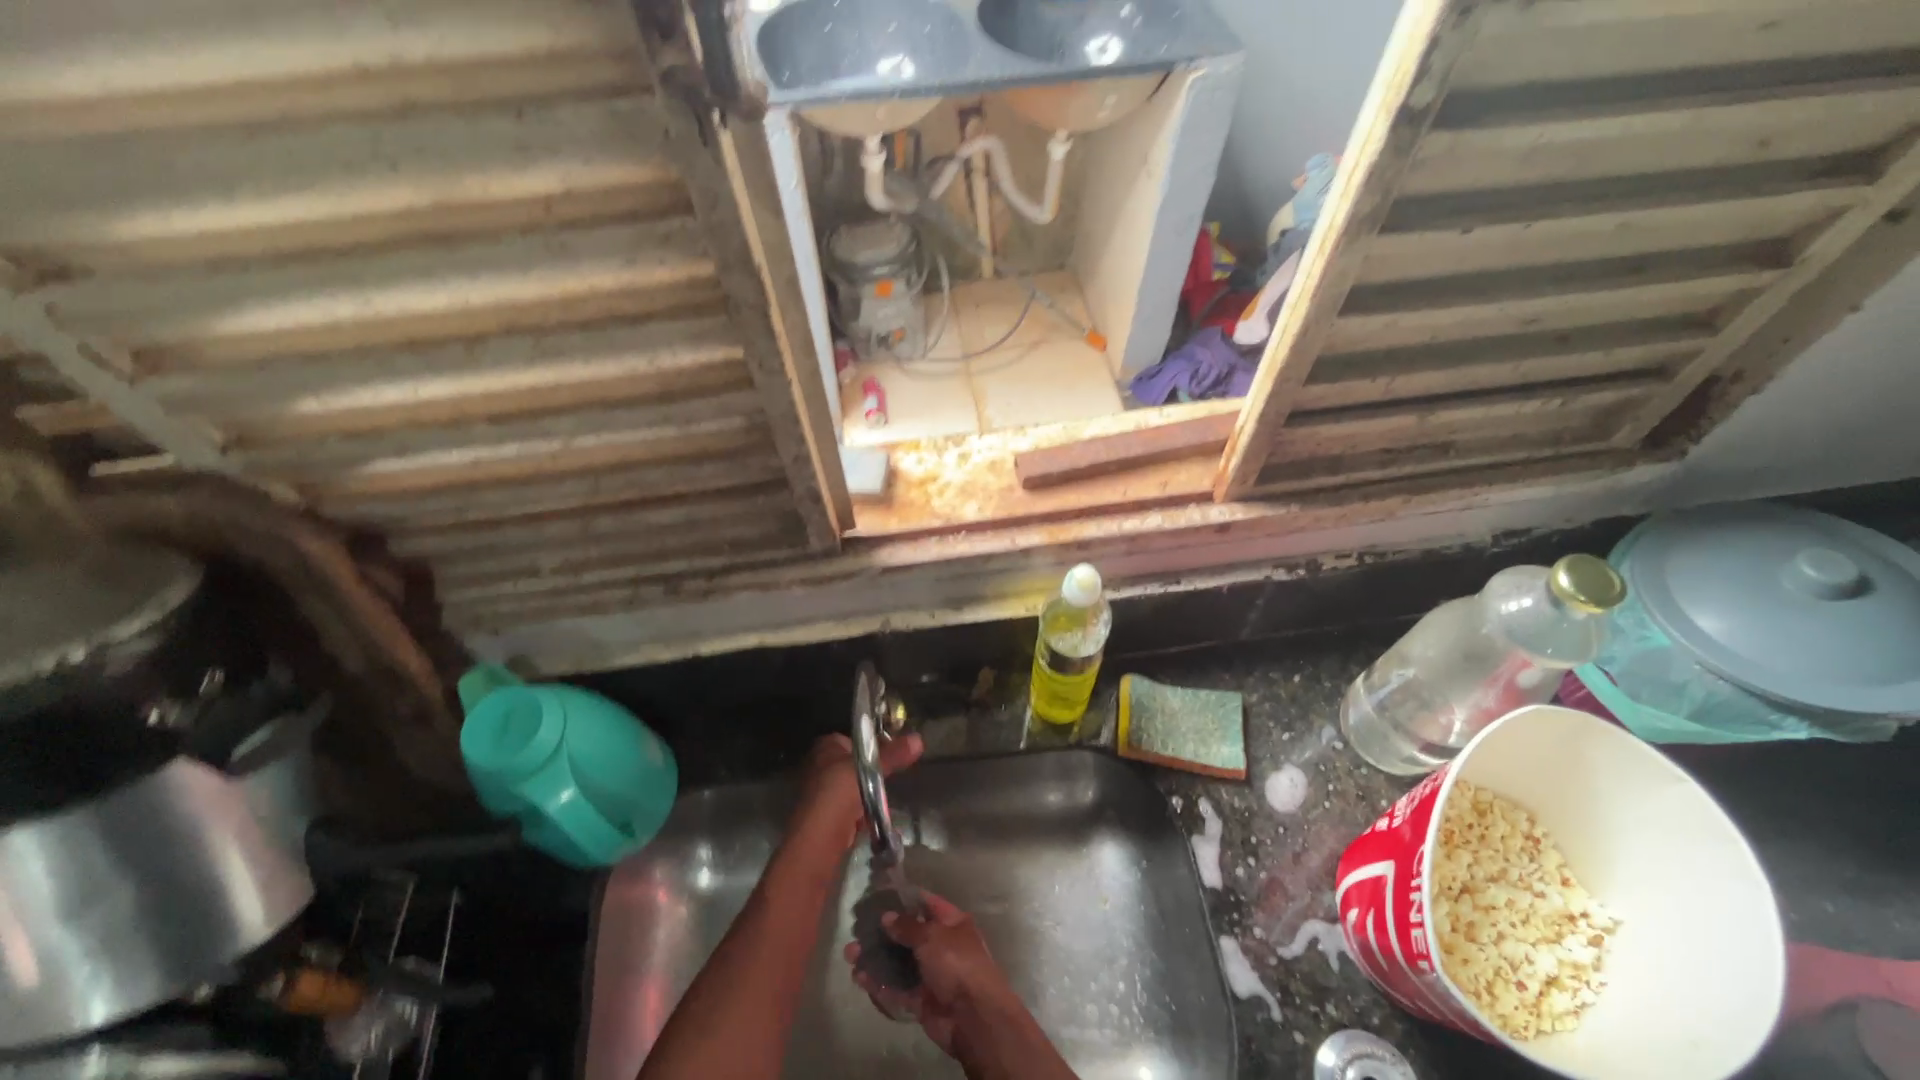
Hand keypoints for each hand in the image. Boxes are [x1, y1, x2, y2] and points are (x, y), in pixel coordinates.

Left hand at [794, 732, 922, 843]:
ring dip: (869, 795)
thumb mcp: (871, 769)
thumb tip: (918, 739)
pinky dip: (864, 814)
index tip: (889, 754)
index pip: (852, 739)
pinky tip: (876, 817)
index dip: (870, 746)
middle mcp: (820, 767)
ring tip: (886, 798)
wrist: (820, 835)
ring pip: (854, 789)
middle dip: (872, 774)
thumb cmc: (840, 792)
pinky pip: (852, 810)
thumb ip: (893, 755)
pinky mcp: (829, 815)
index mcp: (826, 748)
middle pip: (854, 765)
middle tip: (891, 777)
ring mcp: (823, 792)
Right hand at [843, 891, 1015, 1053]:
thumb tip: (887, 917)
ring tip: (850, 954)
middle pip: (908, 935)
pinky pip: (897, 988)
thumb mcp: (932, 936)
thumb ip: (907, 926)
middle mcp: (942, 946)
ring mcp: (931, 974)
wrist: (973, 1017)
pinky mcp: (920, 1000)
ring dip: (876, 958)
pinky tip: (858, 977)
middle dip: (883, 933)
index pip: (926, 904)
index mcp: (952, 924)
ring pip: (899, 963)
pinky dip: (879, 983)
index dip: (904, 899)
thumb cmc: (957, 964)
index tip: (877, 897)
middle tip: (857, 930)